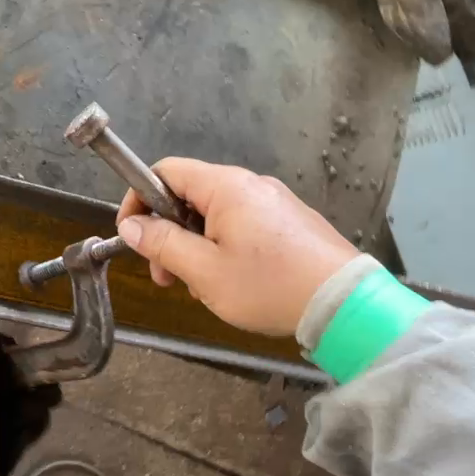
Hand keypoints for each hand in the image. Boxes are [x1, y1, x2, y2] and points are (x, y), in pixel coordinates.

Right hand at [115, 159, 360, 336]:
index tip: (131, 236)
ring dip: (194, 248)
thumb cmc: (267, 285)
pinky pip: (241, 227)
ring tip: (200, 288)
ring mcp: (274, 203)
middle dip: (168, 234)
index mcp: (226, 187)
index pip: (167, 172)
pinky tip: (230, 283)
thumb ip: (162, 244)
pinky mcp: (290, 223)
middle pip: (190, 197)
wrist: (344, 303)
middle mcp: (251, 185)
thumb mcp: (203, 271)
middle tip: (165, 277)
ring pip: (214, 217)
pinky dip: (222, 250)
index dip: (139, 199)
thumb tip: (130, 226)